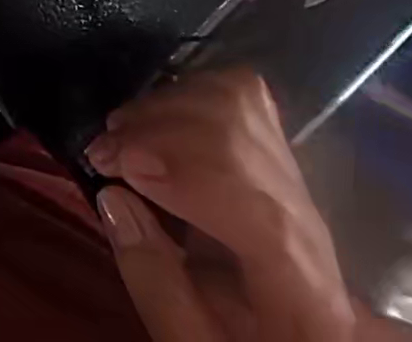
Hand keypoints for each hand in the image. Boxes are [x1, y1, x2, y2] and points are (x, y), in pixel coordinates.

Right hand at [85, 68, 353, 341]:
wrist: (290, 333)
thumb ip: (157, 289)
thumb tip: (113, 196)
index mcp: (305, 291)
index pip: (260, 209)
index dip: (184, 172)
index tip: (114, 164)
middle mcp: (310, 222)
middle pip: (243, 136)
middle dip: (158, 129)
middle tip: (101, 151)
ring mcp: (296, 179)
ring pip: (238, 101)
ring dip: (164, 106)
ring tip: (120, 134)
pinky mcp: (276, 151)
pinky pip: (236, 94)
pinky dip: (183, 94)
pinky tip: (153, 122)